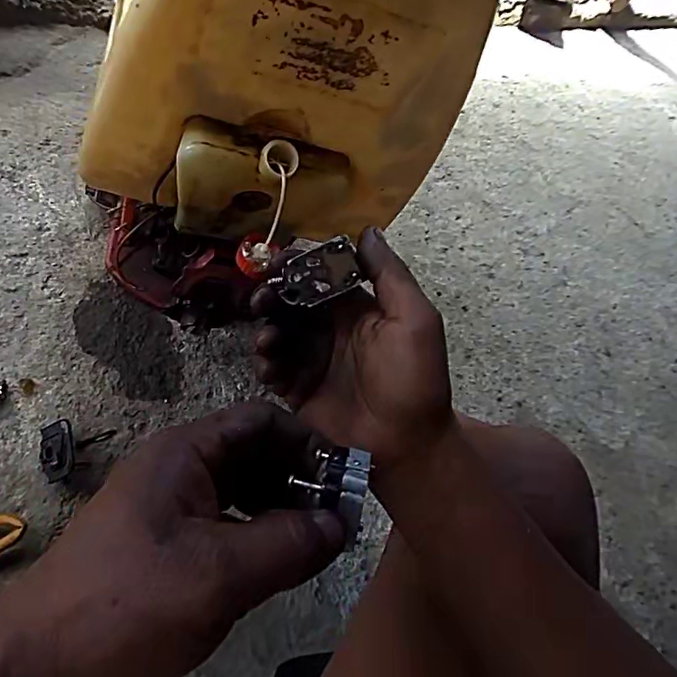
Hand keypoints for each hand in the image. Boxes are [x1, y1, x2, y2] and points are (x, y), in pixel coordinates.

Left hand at [0, 402, 345, 676]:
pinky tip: (274, 567)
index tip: (347, 481)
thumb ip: (287, 546)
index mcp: (184, 453)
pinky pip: (220, 523)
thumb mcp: (219, 576)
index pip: (261, 421)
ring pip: (238, 491)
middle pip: (252, 454)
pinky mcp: (161, 541)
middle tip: (339, 523)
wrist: (36, 660)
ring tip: (315, 548)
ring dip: (278, 512)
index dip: (308, 443)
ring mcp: (166, 504)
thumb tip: (341, 525)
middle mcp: (176, 468)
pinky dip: (253, 536)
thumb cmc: (127, 605)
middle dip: (298, 481)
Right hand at [251, 227, 453, 465]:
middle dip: (273, 296)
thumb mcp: (414, 320)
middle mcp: (331, 329)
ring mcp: (312, 359)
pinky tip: (269, 366)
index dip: (299, 266)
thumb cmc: (414, 380)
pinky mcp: (298, 387)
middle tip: (262, 299)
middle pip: (292, 302)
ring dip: (267, 330)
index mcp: (357, 309)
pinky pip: (273, 367)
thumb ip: (389, 274)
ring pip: (277, 332)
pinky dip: (265, 363)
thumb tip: (367, 231)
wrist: (406, 446)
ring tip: (268, 341)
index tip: (280, 261)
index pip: (321, 276)